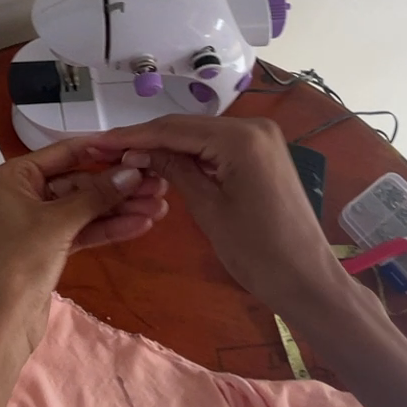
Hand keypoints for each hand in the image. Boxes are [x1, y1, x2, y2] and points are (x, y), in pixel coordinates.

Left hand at [0, 139, 167, 346]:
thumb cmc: (18, 262)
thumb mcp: (58, 223)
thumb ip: (97, 196)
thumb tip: (133, 172)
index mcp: (14, 176)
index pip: (64, 153)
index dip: (102, 151)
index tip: (137, 150)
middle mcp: (24, 193)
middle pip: (79, 181)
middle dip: (118, 186)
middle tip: (158, 185)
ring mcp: (38, 221)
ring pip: (85, 208)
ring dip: (119, 208)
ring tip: (160, 206)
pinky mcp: (50, 247)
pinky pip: (83, 230)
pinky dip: (109, 228)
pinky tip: (141, 225)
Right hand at [85, 115, 365, 319]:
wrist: (308, 280)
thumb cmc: (258, 252)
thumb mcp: (208, 209)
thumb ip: (173, 170)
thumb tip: (135, 152)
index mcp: (241, 138)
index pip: (174, 130)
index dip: (133, 136)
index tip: (99, 142)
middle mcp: (253, 126)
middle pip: (186, 127)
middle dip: (147, 139)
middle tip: (106, 149)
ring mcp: (261, 138)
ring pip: (199, 135)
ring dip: (166, 146)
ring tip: (126, 156)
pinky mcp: (262, 152)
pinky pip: (217, 146)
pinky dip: (189, 154)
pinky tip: (162, 162)